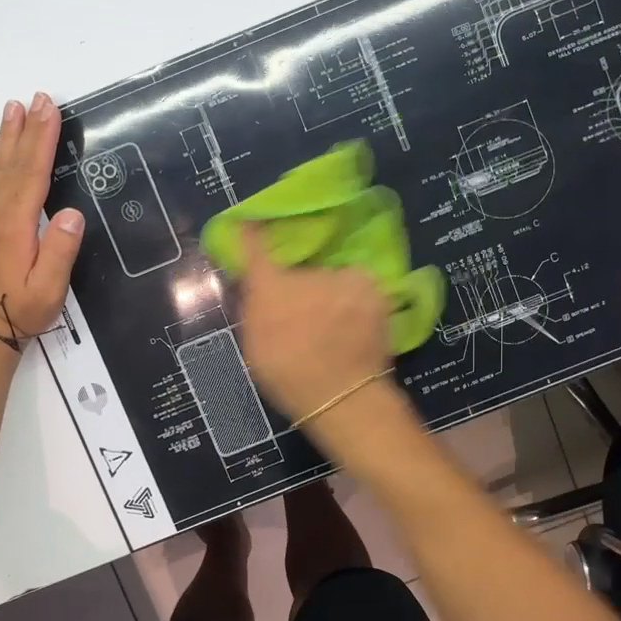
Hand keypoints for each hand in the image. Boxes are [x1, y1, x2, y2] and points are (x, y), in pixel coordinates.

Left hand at [0, 94, 84, 343]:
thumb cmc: (21, 310)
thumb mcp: (49, 288)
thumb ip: (60, 250)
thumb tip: (72, 213)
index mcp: (15, 224)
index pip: (32, 173)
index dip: (42, 139)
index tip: (50, 110)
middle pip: (14, 162)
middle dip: (28, 128)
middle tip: (37, 96)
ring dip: (6, 136)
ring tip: (12, 108)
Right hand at [236, 226, 391, 423]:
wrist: (342, 398)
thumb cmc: (290, 378)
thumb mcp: (255, 346)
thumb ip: (254, 308)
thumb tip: (253, 281)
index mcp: (270, 289)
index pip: (256, 248)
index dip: (251, 233)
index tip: (250, 223)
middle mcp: (305, 274)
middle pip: (299, 271)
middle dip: (298, 286)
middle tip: (304, 318)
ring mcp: (341, 279)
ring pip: (330, 279)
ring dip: (329, 293)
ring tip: (335, 327)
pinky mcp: (371, 286)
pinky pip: (357, 284)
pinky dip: (356, 298)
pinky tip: (357, 323)